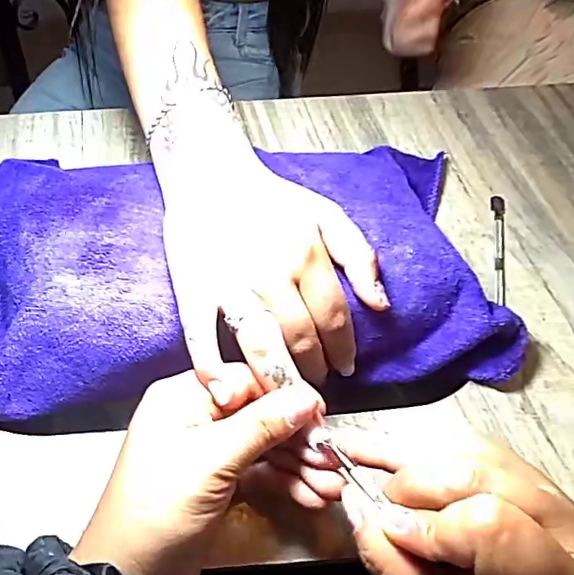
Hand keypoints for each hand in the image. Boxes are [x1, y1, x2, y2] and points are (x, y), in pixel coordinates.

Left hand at [73, 368, 326, 574]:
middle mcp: (195, 415)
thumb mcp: (211, 460)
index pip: (243, 380)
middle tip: (332, 459)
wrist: (134, 569)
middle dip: (297, 437)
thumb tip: (305, 398)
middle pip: (258, 413)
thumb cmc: (160, 505)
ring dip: (299, 465)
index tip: (322, 417)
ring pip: (263, 445)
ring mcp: (208, 449)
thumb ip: (260, 426)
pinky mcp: (218, 480)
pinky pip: (258, 471)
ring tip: (331, 486)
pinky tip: (313, 497)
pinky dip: (285, 482)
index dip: (285, 396)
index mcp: (182, 396)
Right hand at [162, 159, 388, 394]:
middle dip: (314, 373)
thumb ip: (359, 256)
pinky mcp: (193, 292)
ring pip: (260, 347)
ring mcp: (229, 286)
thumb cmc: (266, 196)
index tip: (343, 370)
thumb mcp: (325, 213)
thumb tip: (380, 305)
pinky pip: (201, 338)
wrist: (208, 175)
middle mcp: (271, 275)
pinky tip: (224, 391)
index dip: (343, 353)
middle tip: (315, 391)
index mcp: (306, 256)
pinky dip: (211, 368)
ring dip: (277, 380)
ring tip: (283, 400)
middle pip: (301, 341)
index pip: (334, 320)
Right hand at [338, 429, 573, 574]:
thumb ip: (399, 572)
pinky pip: (466, 442)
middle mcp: (570, 534)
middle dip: (414, 486)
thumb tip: (359, 507)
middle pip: (478, 477)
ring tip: (362, 459)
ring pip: (470, 450)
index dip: (430, 524)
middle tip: (382, 507)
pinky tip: (385, 454)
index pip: (494, 528)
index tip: (394, 533)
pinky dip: (418, 445)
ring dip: (407, 455)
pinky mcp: (528, 474)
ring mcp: (554, 497)